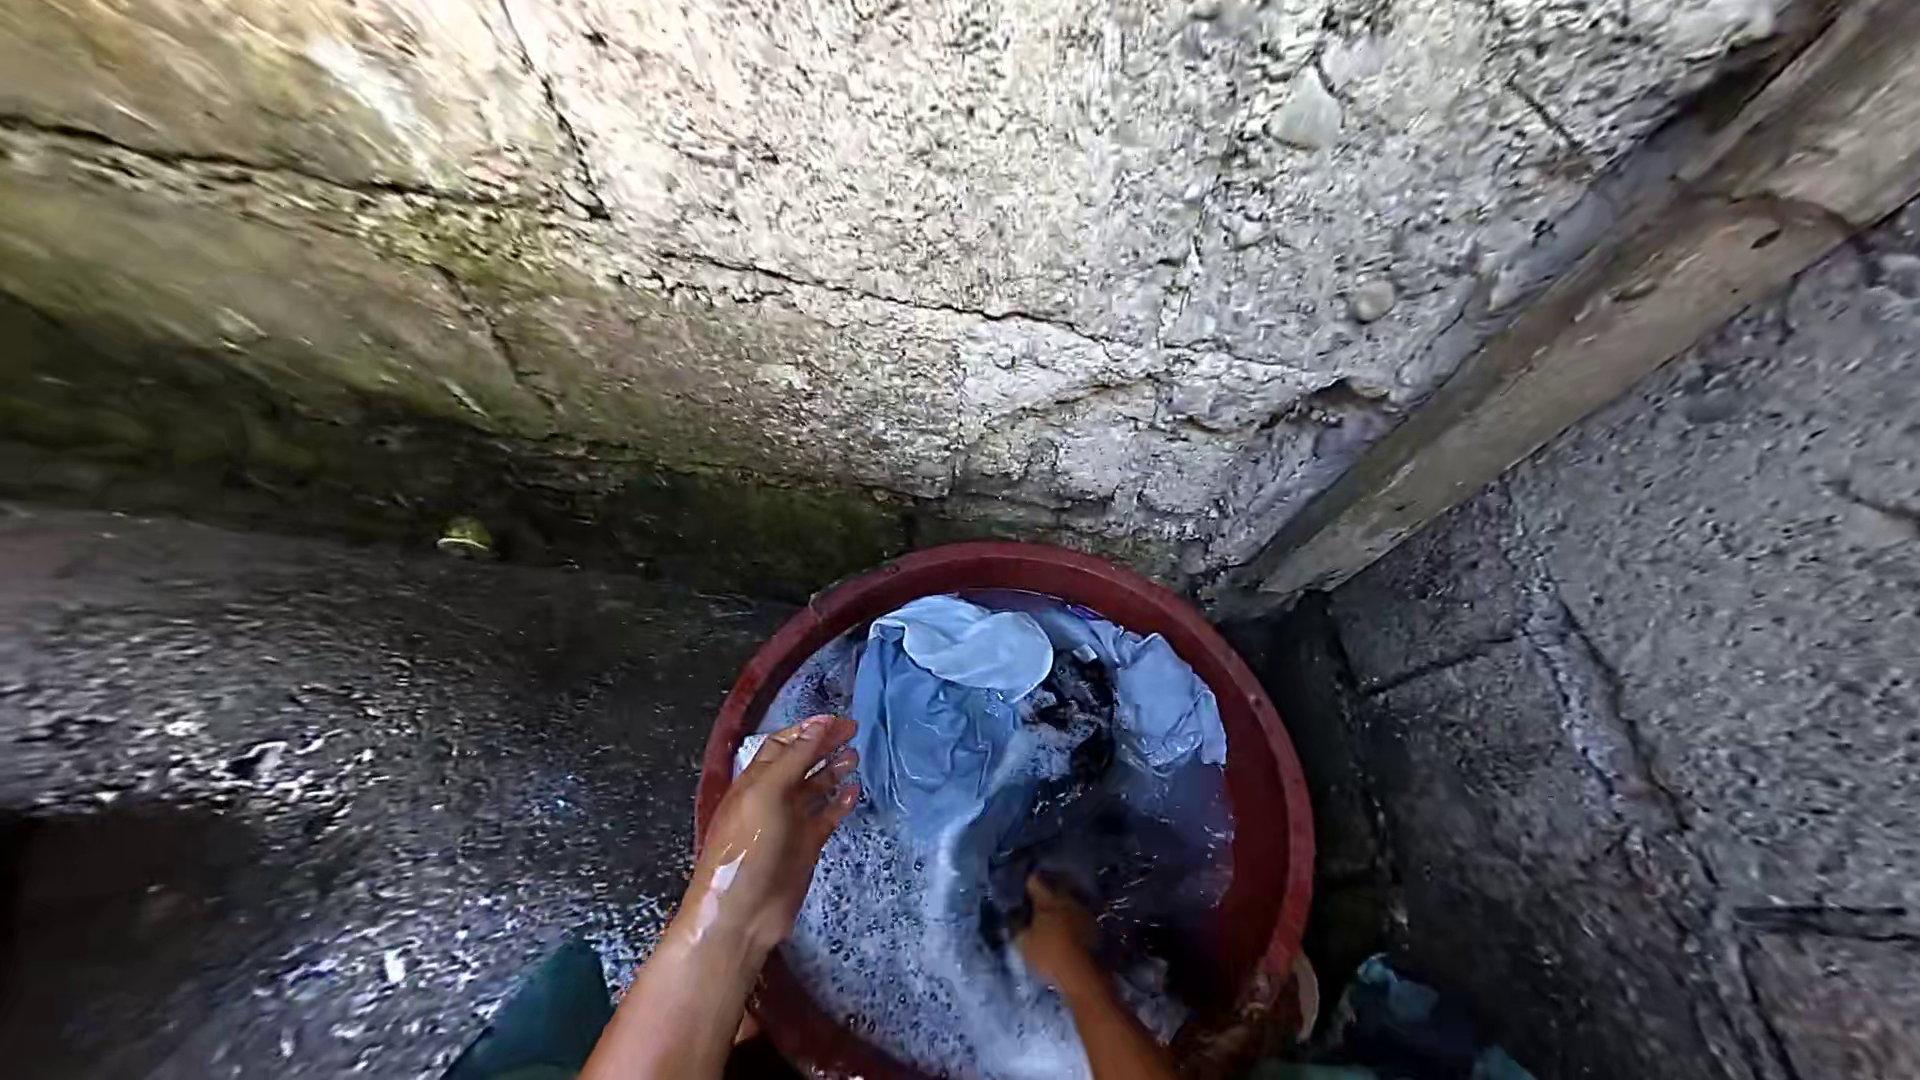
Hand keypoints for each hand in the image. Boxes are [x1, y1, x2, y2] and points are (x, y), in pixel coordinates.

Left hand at [684, 713, 859, 960]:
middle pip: (802, 761)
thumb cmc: (748, 846)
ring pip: (816, 786)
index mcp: (756, 780)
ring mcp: (791, 821)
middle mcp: (773, 796)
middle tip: (854, 731)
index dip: (808, 730)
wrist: (742, 914)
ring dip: (834, 769)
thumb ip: (796, 757)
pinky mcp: (807, 843)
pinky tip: (855, 792)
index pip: (783, 744)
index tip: (836, 720)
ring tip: (855, 757)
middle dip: (825, 744)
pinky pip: (827, 815)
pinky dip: (841, 802)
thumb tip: (821, 724)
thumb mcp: (767, 793)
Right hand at [1017, 873, 1100, 991]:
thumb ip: (1017, 928)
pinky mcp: (1097, 928)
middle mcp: (1068, 898)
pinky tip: (1072, 934)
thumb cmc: (1049, 955)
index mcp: (1047, 899)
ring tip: (1057, 922)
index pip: (1035, 881)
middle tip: (1040, 906)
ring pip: (1071, 903)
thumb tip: (1015, 918)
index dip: (1028, 885)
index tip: (1024, 893)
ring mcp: (1085, 912)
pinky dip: (1076, 922)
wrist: (1085, 976)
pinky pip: (1082, 918)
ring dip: (1064, 909)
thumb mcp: (1023, 944)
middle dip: (1048, 894)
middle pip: (1056, 888)